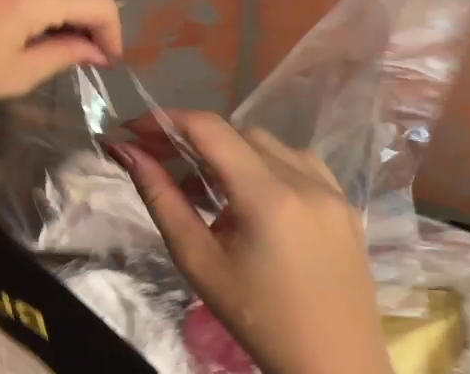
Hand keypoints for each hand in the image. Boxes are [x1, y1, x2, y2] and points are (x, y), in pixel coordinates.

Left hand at [0, 0, 121, 102]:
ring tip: (41, 36)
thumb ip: (64, 54)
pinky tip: (6, 16)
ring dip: (51, 1)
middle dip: (82, 16)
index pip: (97, 0)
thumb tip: (96, 48)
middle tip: (77, 51)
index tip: (105, 59)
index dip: (112, 31)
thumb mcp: (16, 73)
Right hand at [108, 113, 390, 373]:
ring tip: (202, 180)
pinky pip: (300, 163)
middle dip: (190, 136)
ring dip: (228, 149)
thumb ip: (157, 194)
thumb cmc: (255, 313)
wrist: (334, 366)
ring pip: (268, 143)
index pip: (209, 128)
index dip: (164, 120)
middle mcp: (307, 185)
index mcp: (269, 197)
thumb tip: (122, 148)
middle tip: (157, 159)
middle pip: (236, 132)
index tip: (131, 132)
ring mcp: (334, 196)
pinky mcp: (347, 210)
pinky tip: (247, 190)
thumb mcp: (194, 255)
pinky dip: (263, 162)